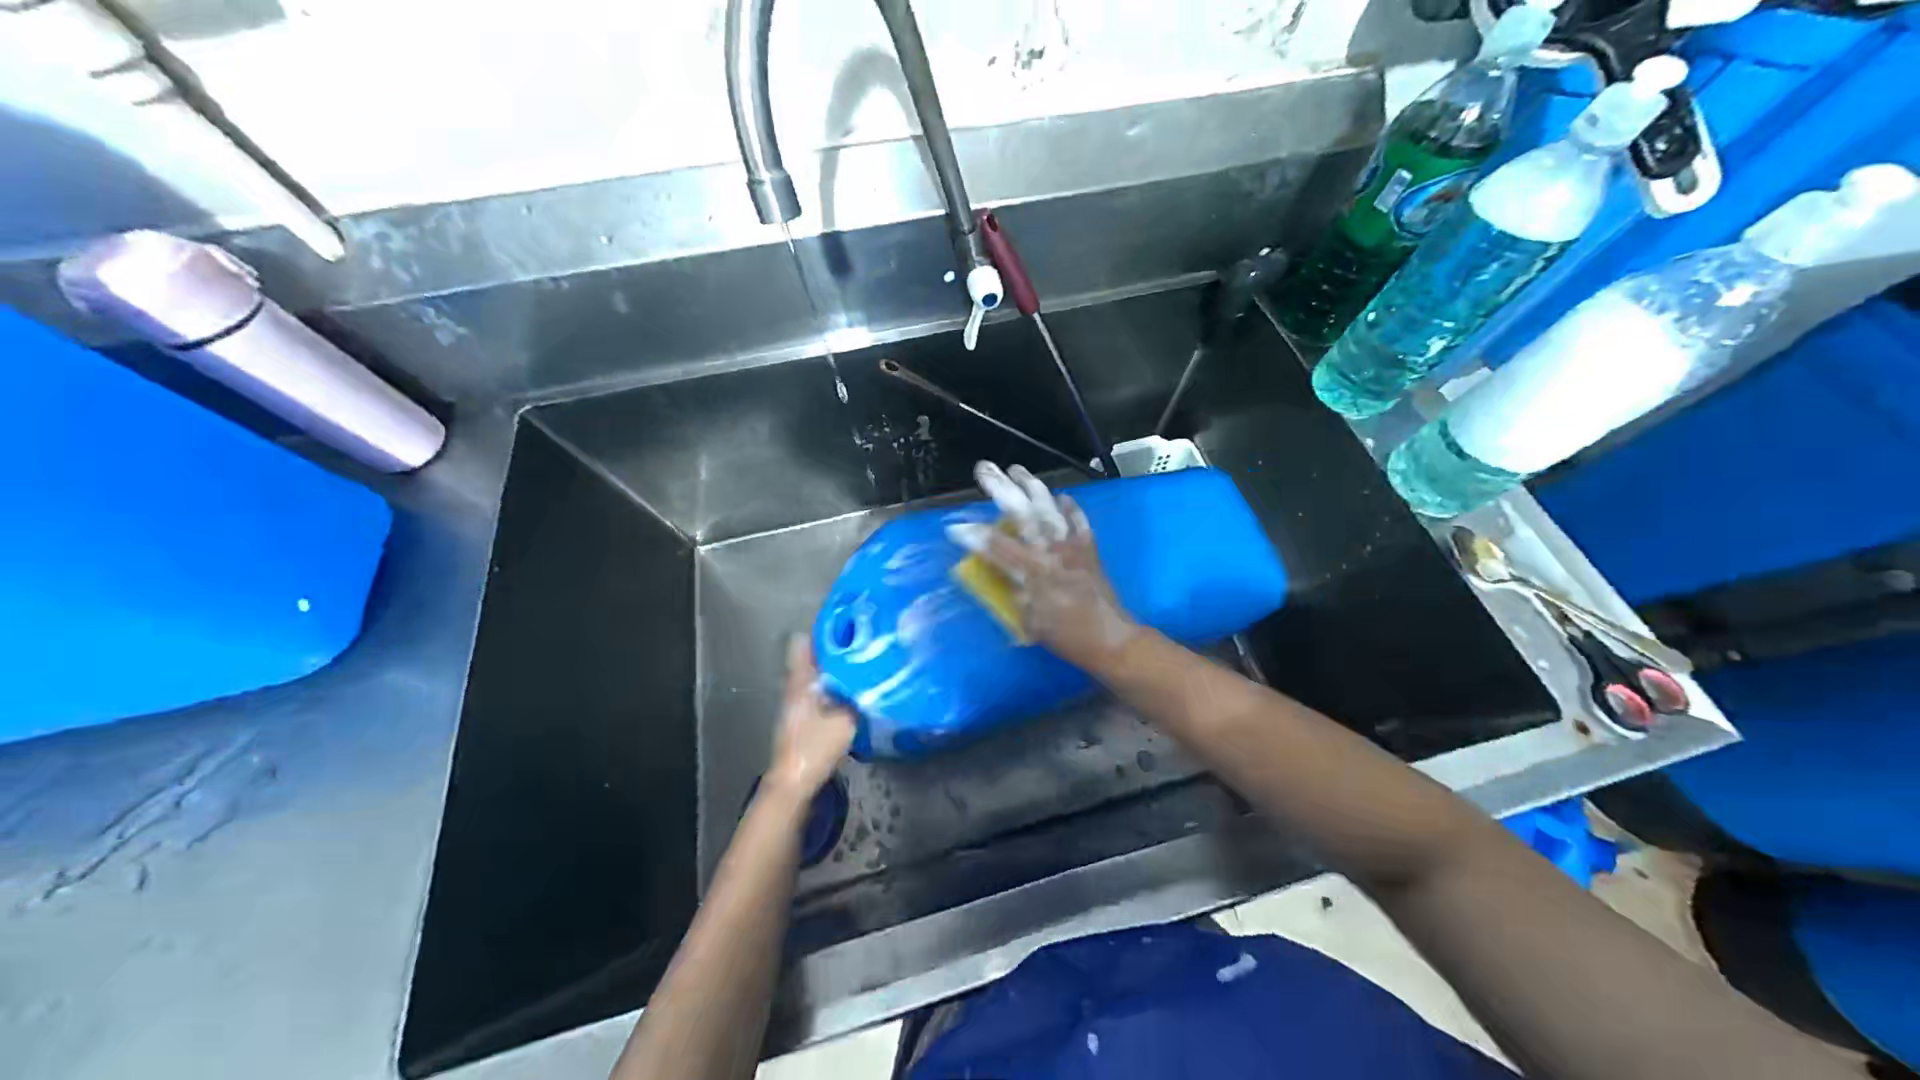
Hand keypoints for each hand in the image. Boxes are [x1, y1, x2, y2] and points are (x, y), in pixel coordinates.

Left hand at [764, 635, 856, 803]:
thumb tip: (875, 681)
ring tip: (862, 667)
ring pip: (816, 678)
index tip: (847, 623)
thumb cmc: (814, 747)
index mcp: (801, 682)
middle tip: (863, 644)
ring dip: (835, 672)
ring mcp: (796, 706)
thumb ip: (859, 698)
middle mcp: (795, 689)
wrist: (792, 785)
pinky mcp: (801, 722)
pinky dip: (834, 690)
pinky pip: (819, 695)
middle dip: (835, 650)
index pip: (804, 644)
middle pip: (811, 660)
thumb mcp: (845, 720)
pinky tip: (852, 696)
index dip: (824, 631)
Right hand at [946, 462, 1142, 669]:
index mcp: (1034, 572)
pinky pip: (1080, 522)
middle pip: (1023, 514)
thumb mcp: (1031, 623)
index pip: (997, 547)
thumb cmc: (1068, 638)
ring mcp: (1073, 548)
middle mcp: (1052, 552)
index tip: (954, 527)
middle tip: (985, 470)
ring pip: (1050, 509)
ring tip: (1016, 469)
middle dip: (1002, 490)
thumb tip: (999, 574)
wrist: (1113, 641)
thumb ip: (1014, 594)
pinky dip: (1071, 508)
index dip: (974, 536)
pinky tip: (1061, 495)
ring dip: (1032, 487)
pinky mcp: (1090, 550)